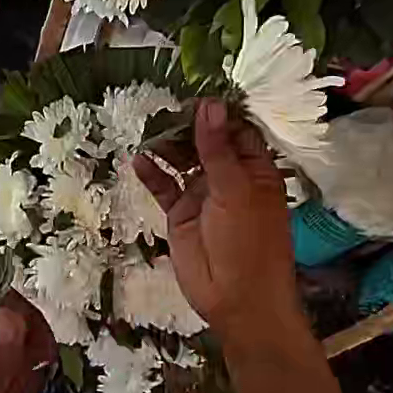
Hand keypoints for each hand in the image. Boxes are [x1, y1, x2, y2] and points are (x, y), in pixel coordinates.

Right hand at [135, 100, 301, 340]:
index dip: (218, 112)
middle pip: (205, 142)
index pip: (237, 130)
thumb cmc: (248, 242)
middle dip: (186, 125)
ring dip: (167, 146)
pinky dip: (152, 174)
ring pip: (182, 161)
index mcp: (254, 169)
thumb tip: (208, 105)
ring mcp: (202, 194)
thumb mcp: (235, 191)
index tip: (194, 93)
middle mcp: (228, 177)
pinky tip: (139, 160)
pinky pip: (164, 187)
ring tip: (147, 129)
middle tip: (163, 109)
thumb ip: (218, 149)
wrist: (236, 300)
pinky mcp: (180, 213)